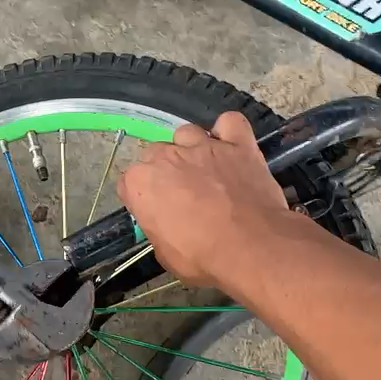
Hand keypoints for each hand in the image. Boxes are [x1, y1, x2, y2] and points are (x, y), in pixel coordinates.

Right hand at [117, 111, 304, 290]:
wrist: (251, 246)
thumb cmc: (202, 256)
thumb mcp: (165, 254)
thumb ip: (158, 228)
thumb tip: (166, 224)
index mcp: (141, 183)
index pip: (129, 183)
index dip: (142, 198)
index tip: (153, 211)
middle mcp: (167, 156)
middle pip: (156, 154)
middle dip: (165, 171)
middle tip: (181, 194)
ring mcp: (204, 146)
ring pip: (187, 133)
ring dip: (191, 148)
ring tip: (203, 169)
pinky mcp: (238, 144)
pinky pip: (229, 123)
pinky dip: (228, 131)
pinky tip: (230, 146)